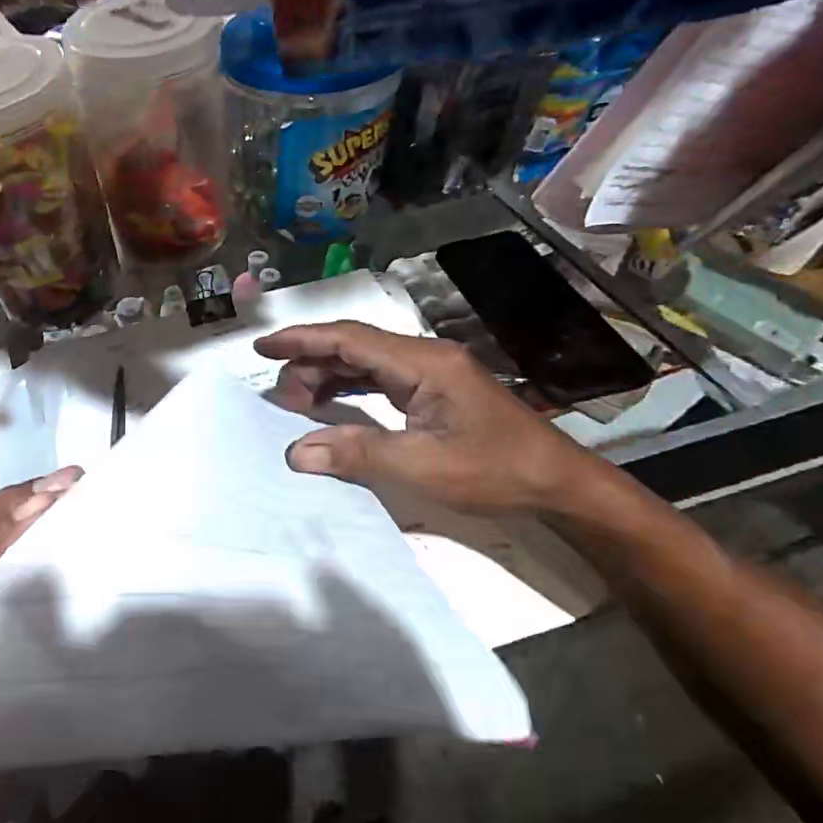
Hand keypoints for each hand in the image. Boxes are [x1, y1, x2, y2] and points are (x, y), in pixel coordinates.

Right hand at [255, 321, 602, 514]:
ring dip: (328, 376)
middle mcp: (425, 356)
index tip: (264, 346)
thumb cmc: (495, 471)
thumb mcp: (422, 467)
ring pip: (365, 361)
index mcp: (423, 363)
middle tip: (280, 396)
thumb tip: (297, 452)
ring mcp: (431, 372)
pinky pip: (381, 378)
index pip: (350, 339)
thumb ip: (356, 454)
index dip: (303, 340)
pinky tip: (330, 403)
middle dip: (310, 363)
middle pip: (354, 346)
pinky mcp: (435, 389)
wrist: (559, 483)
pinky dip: (350, 387)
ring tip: (296, 401)